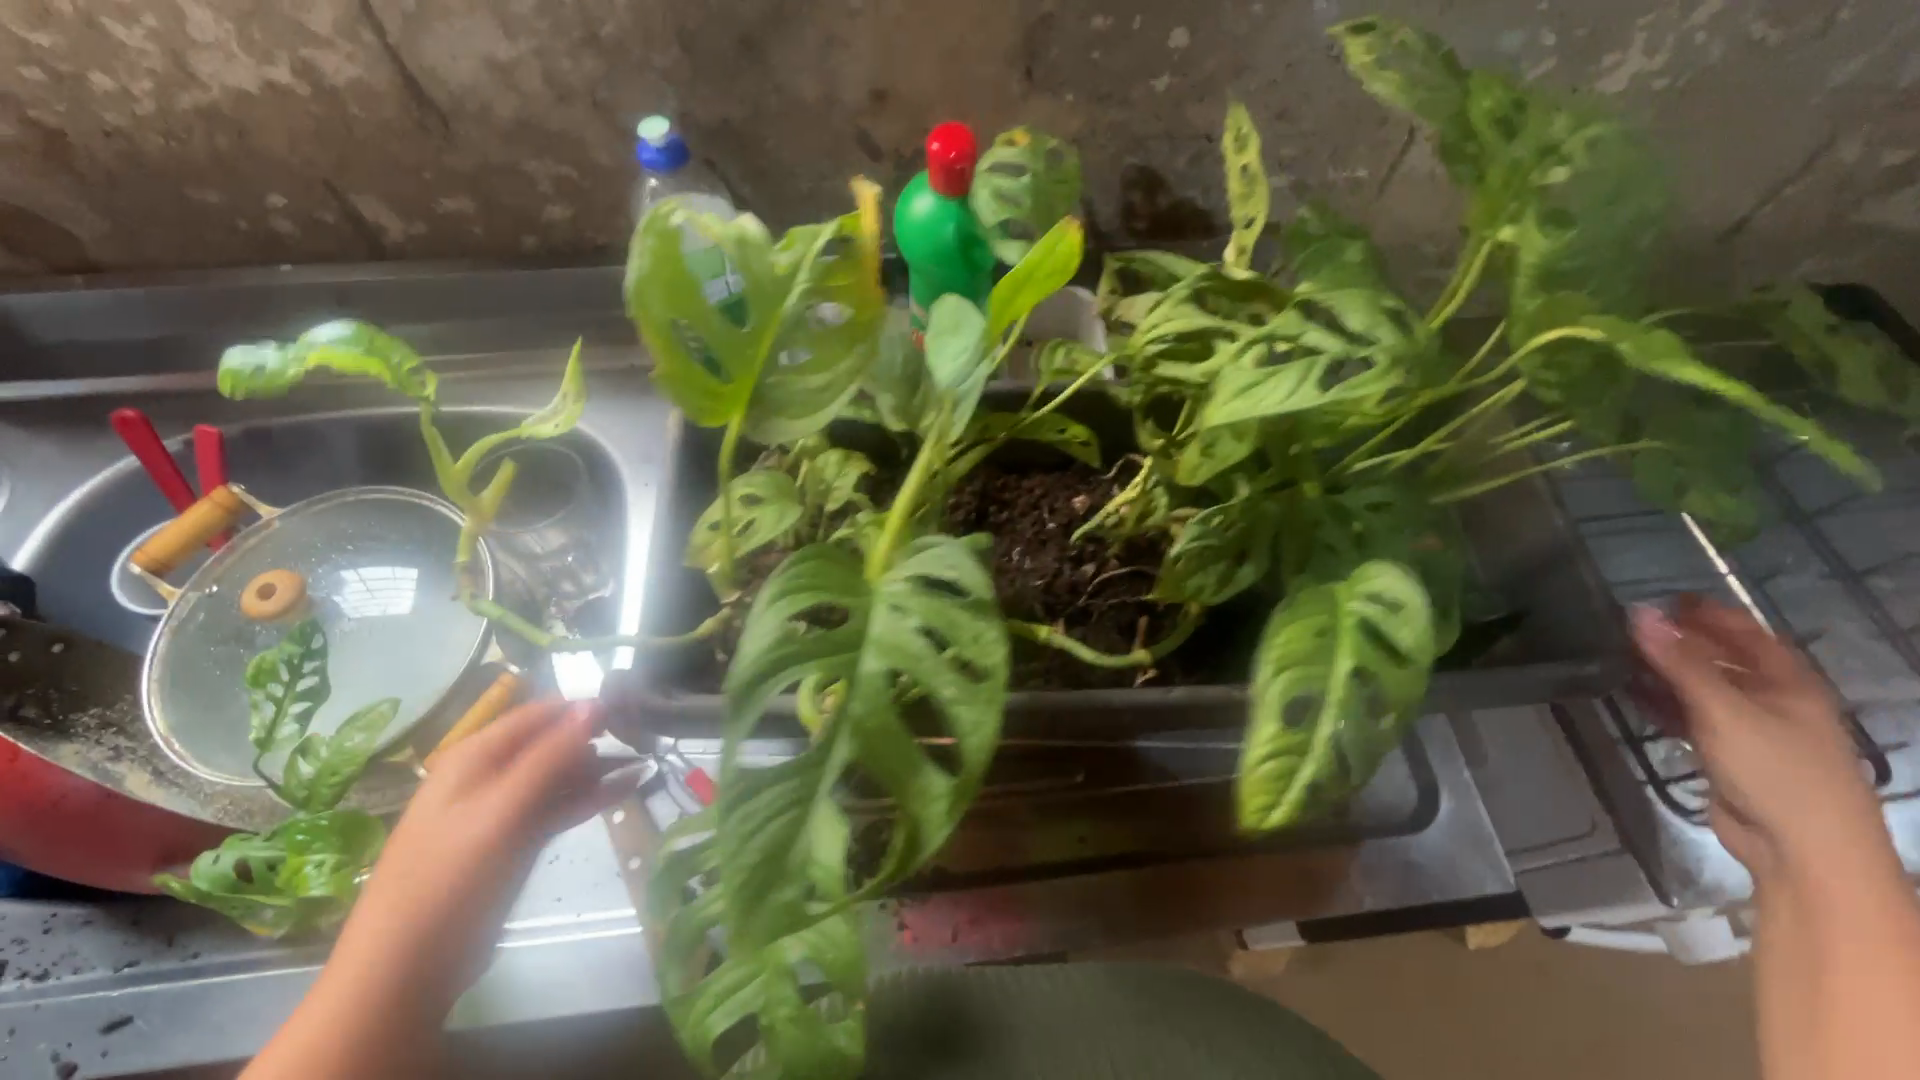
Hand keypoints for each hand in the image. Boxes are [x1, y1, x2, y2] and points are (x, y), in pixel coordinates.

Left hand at [327, 698, 633, 1012]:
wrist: (407, 967)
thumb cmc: (449, 880)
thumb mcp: (501, 811)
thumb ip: (549, 757)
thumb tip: (594, 704)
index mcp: (474, 756)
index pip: (539, 714)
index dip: (583, 708)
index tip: (634, 708)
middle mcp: (488, 775)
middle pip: (551, 743)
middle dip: (596, 738)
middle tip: (647, 739)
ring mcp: (501, 811)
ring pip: (558, 776)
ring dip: (598, 769)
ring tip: (646, 762)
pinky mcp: (514, 843)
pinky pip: (558, 808)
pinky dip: (589, 798)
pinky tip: (626, 790)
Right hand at [1632, 597, 1891, 885]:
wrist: (1802, 847)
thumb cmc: (1776, 769)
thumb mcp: (1724, 709)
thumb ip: (1680, 662)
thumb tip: (1638, 613)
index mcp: (1790, 683)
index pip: (1747, 633)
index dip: (1709, 614)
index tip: (1662, 599)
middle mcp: (1773, 700)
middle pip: (1723, 660)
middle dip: (1680, 642)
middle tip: (1629, 628)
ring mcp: (1751, 730)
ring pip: (1703, 690)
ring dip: (1665, 673)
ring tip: (1619, 657)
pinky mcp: (1728, 756)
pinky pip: (1691, 718)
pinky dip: (1663, 704)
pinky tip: (1633, 696)